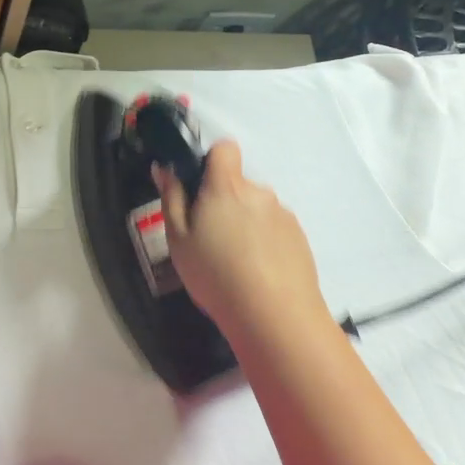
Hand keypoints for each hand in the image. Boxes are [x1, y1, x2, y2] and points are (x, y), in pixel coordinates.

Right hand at [152, 140, 322, 332]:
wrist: (275, 316)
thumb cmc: (215, 274)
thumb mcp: (178, 240)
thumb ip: (172, 199)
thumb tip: (165, 169)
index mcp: (226, 187)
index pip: (224, 148)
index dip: (211, 160)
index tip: (198, 188)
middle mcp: (258, 192)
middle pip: (238, 184)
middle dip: (223, 201)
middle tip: (209, 237)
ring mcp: (283, 214)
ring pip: (256, 208)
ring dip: (244, 223)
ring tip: (235, 261)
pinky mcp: (299, 238)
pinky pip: (274, 228)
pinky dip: (264, 241)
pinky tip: (257, 272)